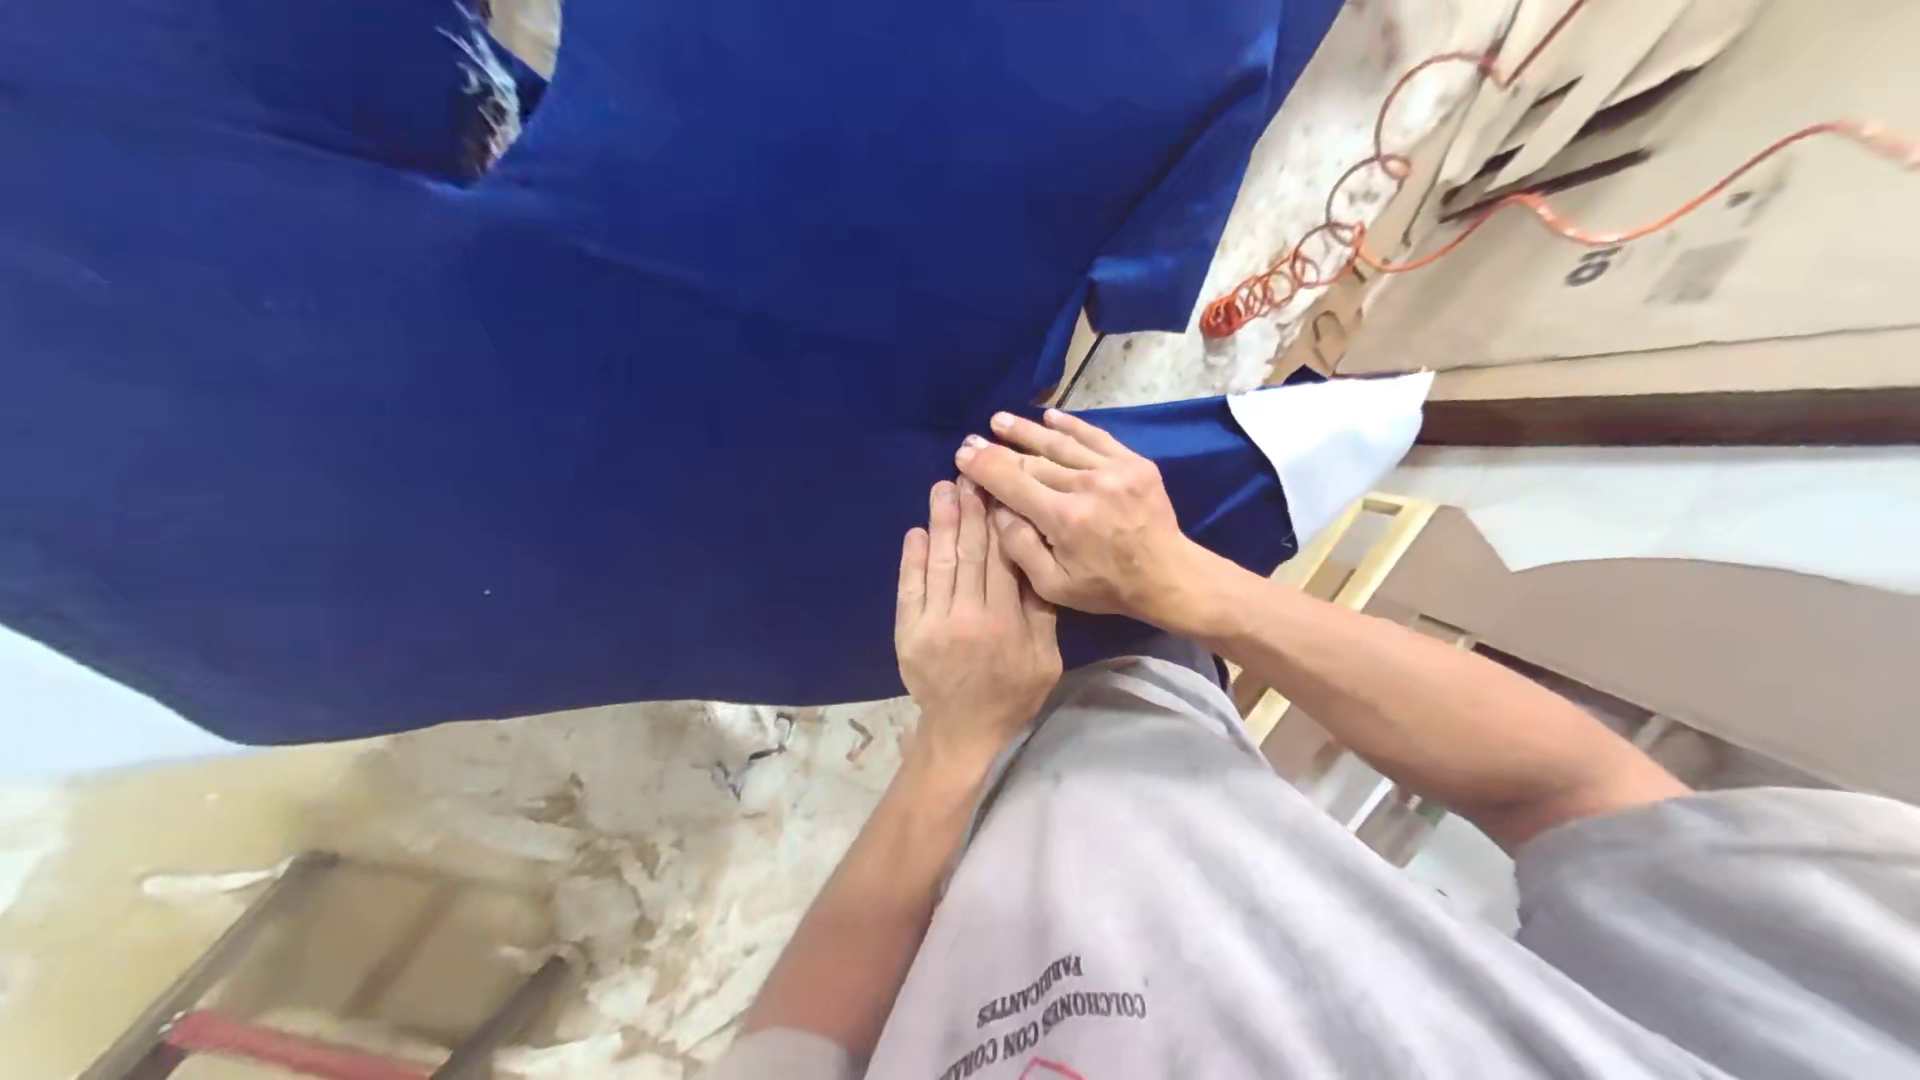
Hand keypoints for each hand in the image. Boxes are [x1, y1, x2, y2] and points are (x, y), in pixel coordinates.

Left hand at [895, 479, 1061, 770]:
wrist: (964, 731)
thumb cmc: (1013, 694)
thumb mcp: (1045, 658)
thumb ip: (1039, 610)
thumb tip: (1032, 560)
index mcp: (1004, 622)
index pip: (1000, 558)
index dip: (998, 520)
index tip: (996, 489)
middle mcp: (966, 616)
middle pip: (967, 553)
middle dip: (968, 510)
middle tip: (967, 474)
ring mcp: (931, 624)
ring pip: (938, 563)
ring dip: (940, 523)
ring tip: (942, 489)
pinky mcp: (907, 632)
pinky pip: (909, 589)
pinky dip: (911, 559)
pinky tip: (916, 531)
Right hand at [952, 409, 1227, 630]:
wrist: (1168, 576)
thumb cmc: (1106, 587)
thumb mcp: (1054, 585)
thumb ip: (1020, 547)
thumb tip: (996, 509)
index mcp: (1064, 518)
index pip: (1013, 484)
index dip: (984, 467)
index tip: (962, 455)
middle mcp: (1086, 486)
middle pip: (1032, 462)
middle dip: (998, 450)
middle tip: (973, 440)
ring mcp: (1113, 470)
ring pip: (1060, 443)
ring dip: (1027, 430)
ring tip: (1000, 421)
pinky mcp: (1134, 463)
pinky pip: (1096, 437)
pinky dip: (1072, 425)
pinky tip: (1049, 416)